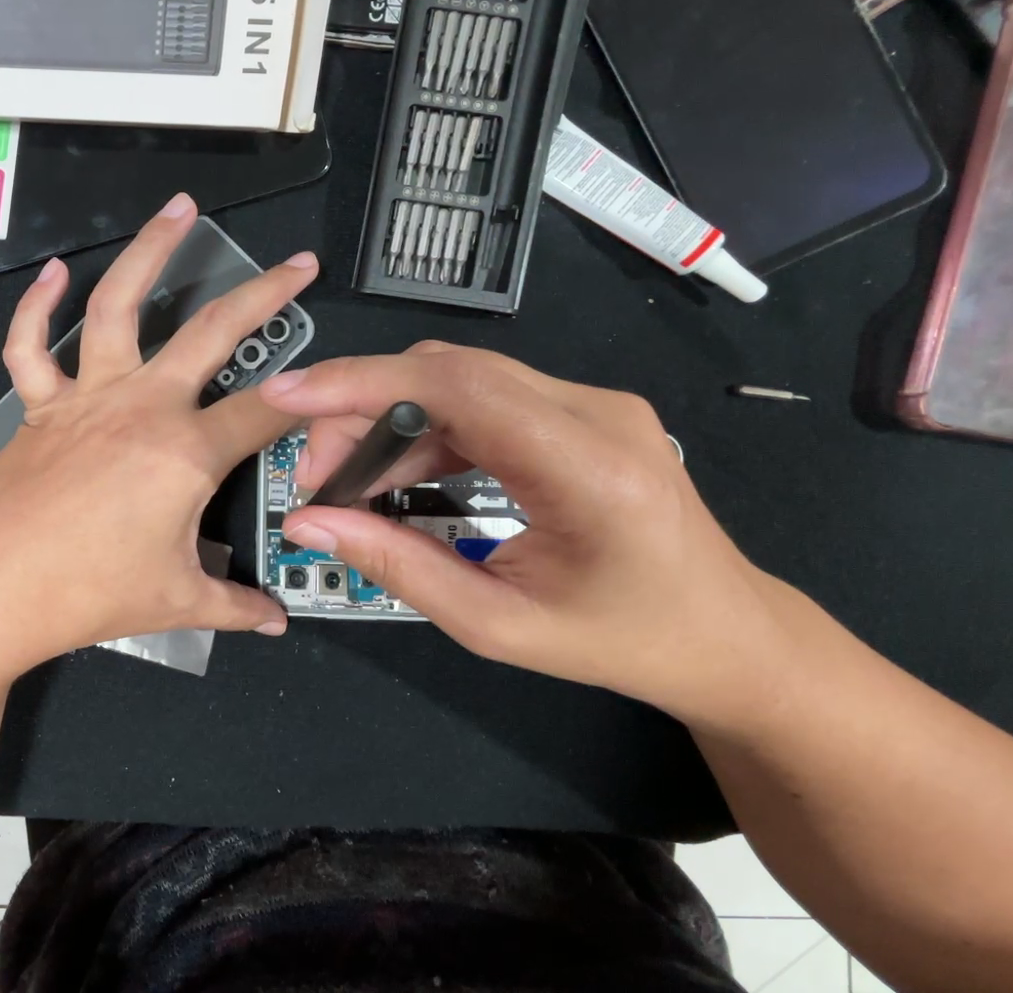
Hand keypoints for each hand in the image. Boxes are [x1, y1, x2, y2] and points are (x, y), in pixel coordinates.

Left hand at [0, 196, 316, 681]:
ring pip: (119, 306)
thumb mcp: (175, 602)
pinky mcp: (39, 406)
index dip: (307, 403)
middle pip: (214, 333)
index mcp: (186, 453)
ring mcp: (86, 398)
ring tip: (179, 210)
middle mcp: (142, 407)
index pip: (266, 413)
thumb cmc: (85, 594)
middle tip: (299, 263)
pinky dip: (37, 304)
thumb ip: (235, 606)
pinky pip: (30, 345)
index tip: (333, 390)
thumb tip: (273, 622)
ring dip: (151, 251)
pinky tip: (55, 273)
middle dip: (265, 293)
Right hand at [259, 343, 790, 724]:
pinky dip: (422, 428)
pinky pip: (480, 399)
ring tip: (347, 482)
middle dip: (360, 408)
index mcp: (587, 466)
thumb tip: (306, 524)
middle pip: (448, 370)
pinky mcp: (579, 412)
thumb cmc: (619, 641)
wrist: (726, 636)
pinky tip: (395, 473)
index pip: (456, 385)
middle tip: (316, 476)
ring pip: (458, 379)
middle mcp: (595, 411)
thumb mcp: (495, 623)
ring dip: (387, 418)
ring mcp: (592, 404)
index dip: (360, 381)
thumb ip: (396, 566)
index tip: (286, 396)